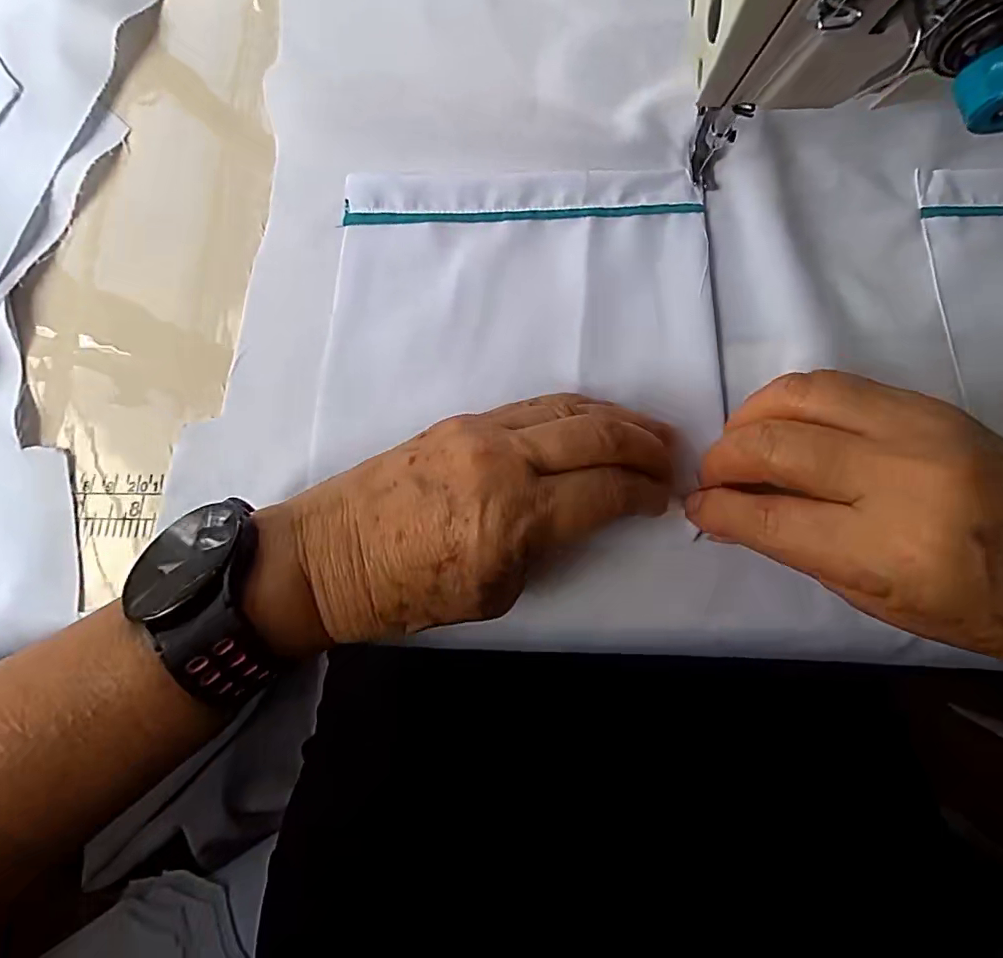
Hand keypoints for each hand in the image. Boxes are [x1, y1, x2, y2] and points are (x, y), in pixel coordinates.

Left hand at [247, 395, 678, 651]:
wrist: (329, 554)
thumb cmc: (404, 593)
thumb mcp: (490, 595)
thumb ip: (539, 548)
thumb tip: (568, 516)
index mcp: (513, 518)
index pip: (603, 491)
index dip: (644, 493)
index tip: (664, 498)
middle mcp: (501, 462)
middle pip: (593, 437)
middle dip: (643, 445)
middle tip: (672, 457)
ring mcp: (475, 434)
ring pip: (562, 411)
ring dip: (612, 418)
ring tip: (646, 430)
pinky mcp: (455, 423)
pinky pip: (527, 408)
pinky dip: (569, 411)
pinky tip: (587, 420)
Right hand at [683, 371, 1002, 694]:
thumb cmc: (991, 612)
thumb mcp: (880, 601)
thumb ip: (797, 548)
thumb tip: (728, 511)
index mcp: (893, 553)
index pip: (766, 517)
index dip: (715, 509)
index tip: (696, 507)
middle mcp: (905, 482)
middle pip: (771, 446)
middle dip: (721, 460)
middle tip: (711, 478)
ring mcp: (921, 432)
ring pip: (794, 397)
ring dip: (748, 420)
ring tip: (742, 446)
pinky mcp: (930, 406)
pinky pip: (830, 385)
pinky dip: (786, 402)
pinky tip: (782, 427)